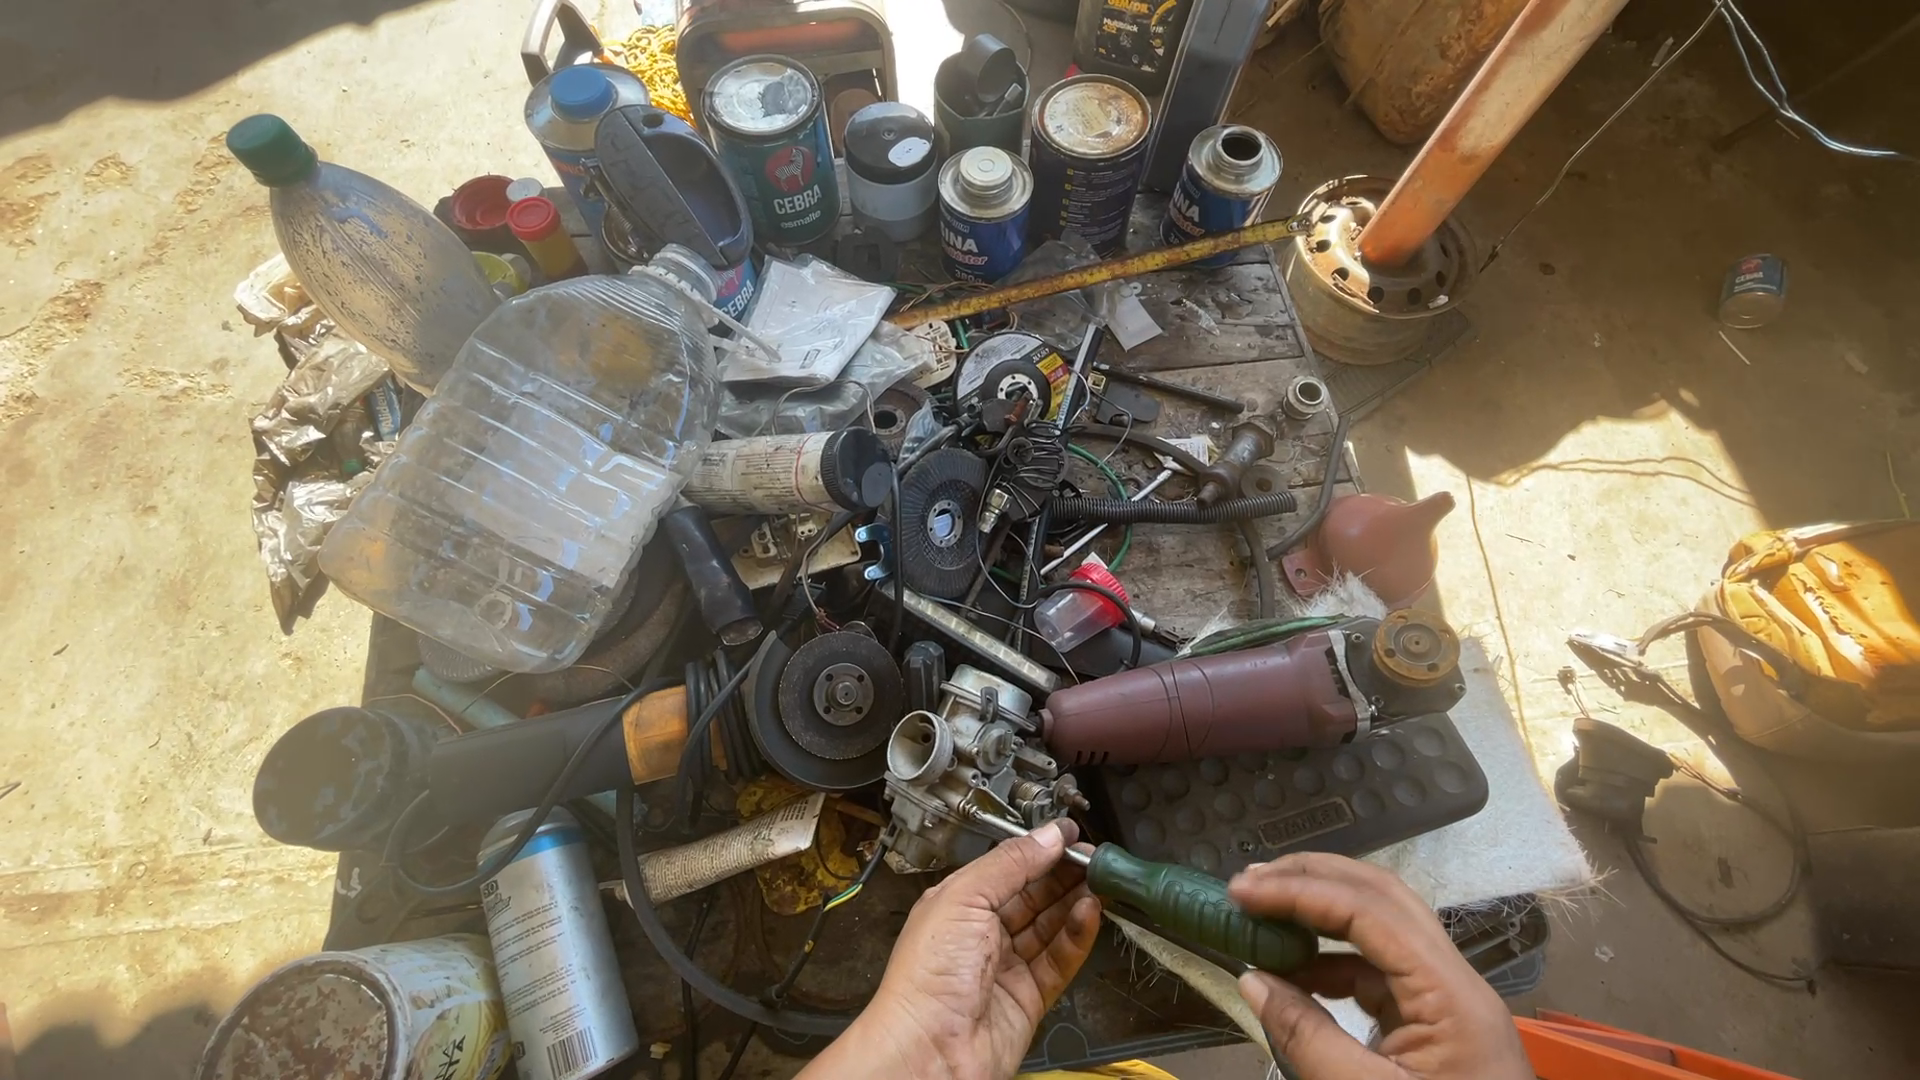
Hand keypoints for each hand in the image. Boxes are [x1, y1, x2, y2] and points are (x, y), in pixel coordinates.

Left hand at [800, 820, 1101, 1079]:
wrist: (928, 1052)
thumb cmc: (927, 974)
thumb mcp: (966, 897)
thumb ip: (1011, 863)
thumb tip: (1048, 836)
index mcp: (959, 902)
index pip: (1008, 867)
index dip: (1039, 850)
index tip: (1069, 836)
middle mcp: (982, 932)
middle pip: (1032, 895)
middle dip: (1062, 873)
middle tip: (1092, 857)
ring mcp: (1006, 966)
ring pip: (1049, 925)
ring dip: (1074, 901)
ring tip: (1099, 880)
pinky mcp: (1028, 998)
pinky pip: (1059, 960)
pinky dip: (1077, 936)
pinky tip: (1090, 913)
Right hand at [1228, 854, 1530, 1079]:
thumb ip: (1307, 1039)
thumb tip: (1251, 979)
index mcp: (1451, 995)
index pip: (1367, 909)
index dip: (1299, 891)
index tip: (1241, 893)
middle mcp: (1454, 981)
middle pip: (1380, 895)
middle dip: (1310, 878)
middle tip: (1250, 881)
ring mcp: (1445, 999)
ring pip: (1379, 923)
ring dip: (1317, 909)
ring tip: (1262, 910)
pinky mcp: (1432, 1020)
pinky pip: (1374, 966)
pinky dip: (1326, 955)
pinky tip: (1290, 967)